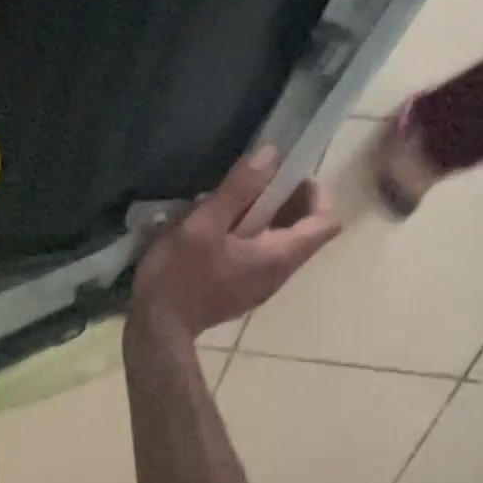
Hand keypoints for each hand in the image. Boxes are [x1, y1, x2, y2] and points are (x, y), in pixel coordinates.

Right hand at [131, 148, 341, 336]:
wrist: (157, 328)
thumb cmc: (179, 275)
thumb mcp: (203, 225)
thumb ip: (238, 190)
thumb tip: (271, 154)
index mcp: (279, 254)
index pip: (326, 222)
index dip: (317, 196)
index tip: (288, 177)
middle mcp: (279, 273)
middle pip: (303, 233)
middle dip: (286, 204)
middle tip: (252, 186)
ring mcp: (260, 288)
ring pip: (278, 247)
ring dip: (264, 223)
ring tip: (227, 208)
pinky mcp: (239, 296)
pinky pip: (257, 261)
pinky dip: (248, 242)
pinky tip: (213, 238)